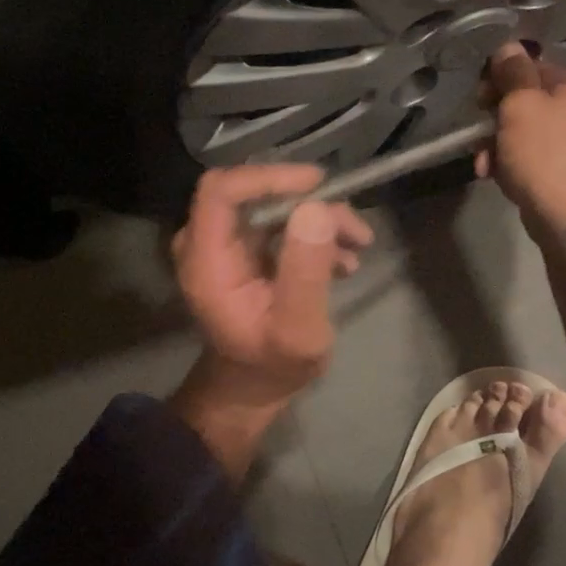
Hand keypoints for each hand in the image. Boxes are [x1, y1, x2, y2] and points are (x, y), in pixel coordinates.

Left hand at [172, 165, 374, 410]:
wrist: (254, 388)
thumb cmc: (272, 366)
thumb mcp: (298, 329)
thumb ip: (304, 271)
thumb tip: (317, 209)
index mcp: (206, 260)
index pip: (221, 190)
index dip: (268, 178)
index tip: (317, 186)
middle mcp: (206, 243)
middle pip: (253, 193)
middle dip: (307, 203)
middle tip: (353, 227)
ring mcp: (225, 245)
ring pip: (272, 206)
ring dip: (320, 220)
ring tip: (359, 246)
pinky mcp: (245, 249)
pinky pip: (279, 222)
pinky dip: (314, 233)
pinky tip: (344, 261)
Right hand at [475, 42, 565, 233]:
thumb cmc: (545, 155)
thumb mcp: (521, 105)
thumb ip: (513, 72)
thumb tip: (509, 47)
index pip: (530, 67)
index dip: (499, 81)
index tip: (479, 100)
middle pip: (527, 100)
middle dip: (496, 119)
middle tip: (479, 135)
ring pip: (527, 131)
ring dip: (498, 145)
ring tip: (485, 164)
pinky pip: (535, 156)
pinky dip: (513, 163)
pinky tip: (497, 177)